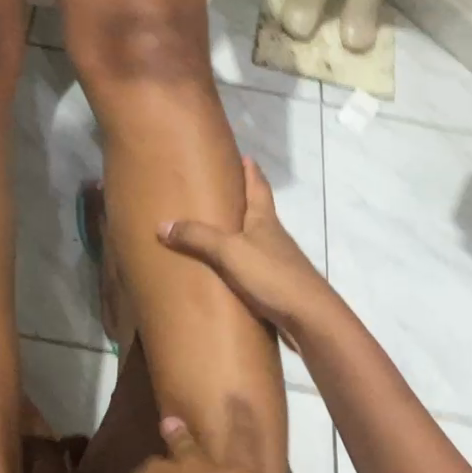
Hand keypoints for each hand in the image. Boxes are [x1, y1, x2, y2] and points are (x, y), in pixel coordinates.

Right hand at [160, 157, 331, 337]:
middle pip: (258, 210)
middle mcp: (273, 236)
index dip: (251, 170)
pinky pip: (251, 267)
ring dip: (238, 233)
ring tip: (213, 230)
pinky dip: (237, 263)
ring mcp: (276, 261)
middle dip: (242, 199)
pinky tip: (223, 271)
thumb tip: (162, 224)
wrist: (309, 317)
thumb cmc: (273, 275)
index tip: (244, 155)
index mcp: (265, 219)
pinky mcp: (274, 285)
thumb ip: (198, 238)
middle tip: (218, 191)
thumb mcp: (230, 251)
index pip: (258, 186)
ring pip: (254, 239)